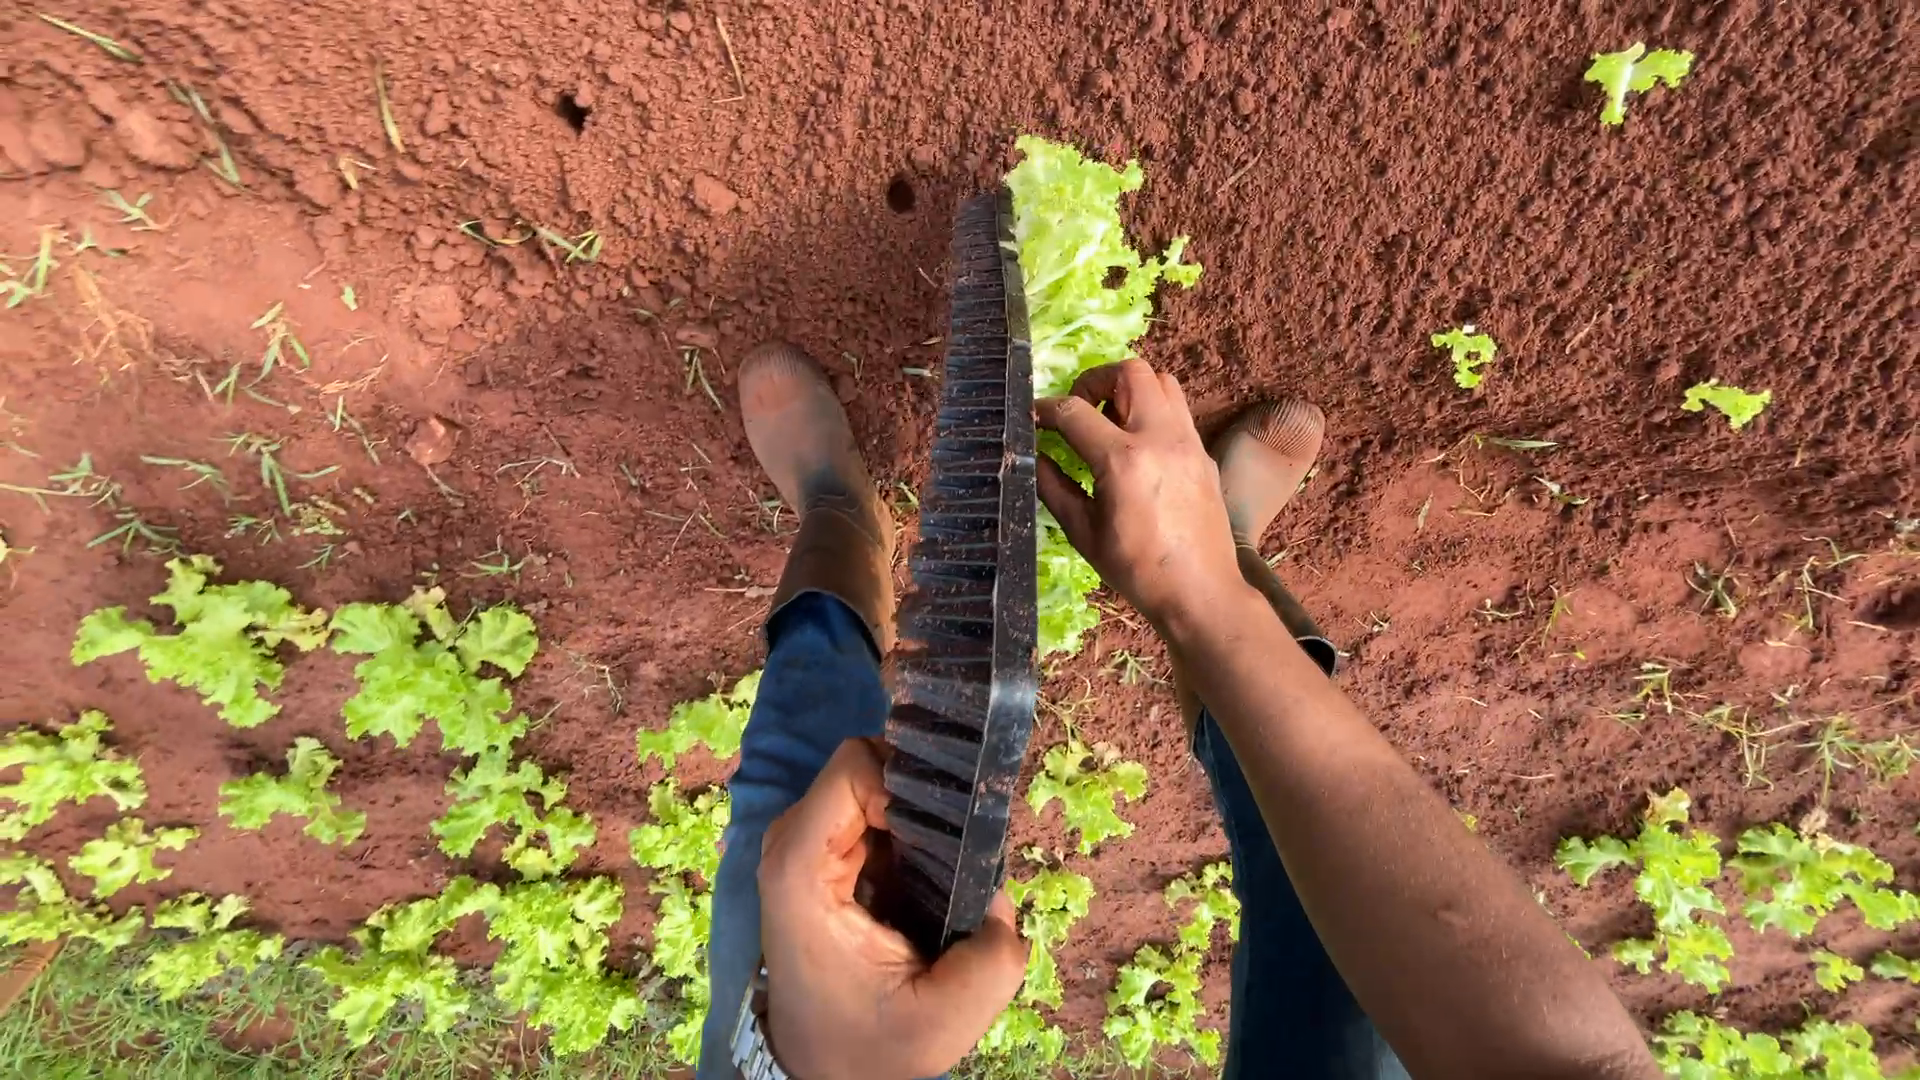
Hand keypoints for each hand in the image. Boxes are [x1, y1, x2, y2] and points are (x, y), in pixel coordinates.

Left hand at [758, 739, 1027, 1079]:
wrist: (822, 1065)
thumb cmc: (868, 1043)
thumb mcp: (939, 1024)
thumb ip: (990, 963)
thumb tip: (998, 896)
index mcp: (800, 866)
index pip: (854, 765)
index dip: (904, 785)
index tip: (936, 834)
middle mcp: (794, 838)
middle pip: (866, 764)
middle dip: (919, 793)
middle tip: (956, 841)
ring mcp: (805, 839)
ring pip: (873, 779)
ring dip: (917, 807)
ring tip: (945, 856)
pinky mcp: (824, 847)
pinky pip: (873, 801)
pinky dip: (908, 820)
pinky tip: (929, 862)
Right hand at [1036, 359, 1248, 629]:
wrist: (1201, 592)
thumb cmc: (1136, 569)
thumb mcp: (1083, 532)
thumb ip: (1053, 486)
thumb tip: (1032, 455)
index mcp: (1123, 460)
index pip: (1075, 411)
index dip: (1046, 409)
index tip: (1034, 417)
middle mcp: (1160, 437)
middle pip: (1129, 372)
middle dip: (1095, 381)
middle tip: (1079, 409)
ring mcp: (1189, 441)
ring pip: (1162, 381)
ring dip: (1130, 389)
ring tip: (1110, 420)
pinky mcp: (1204, 453)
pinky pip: (1177, 411)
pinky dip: (1152, 411)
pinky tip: (1137, 445)